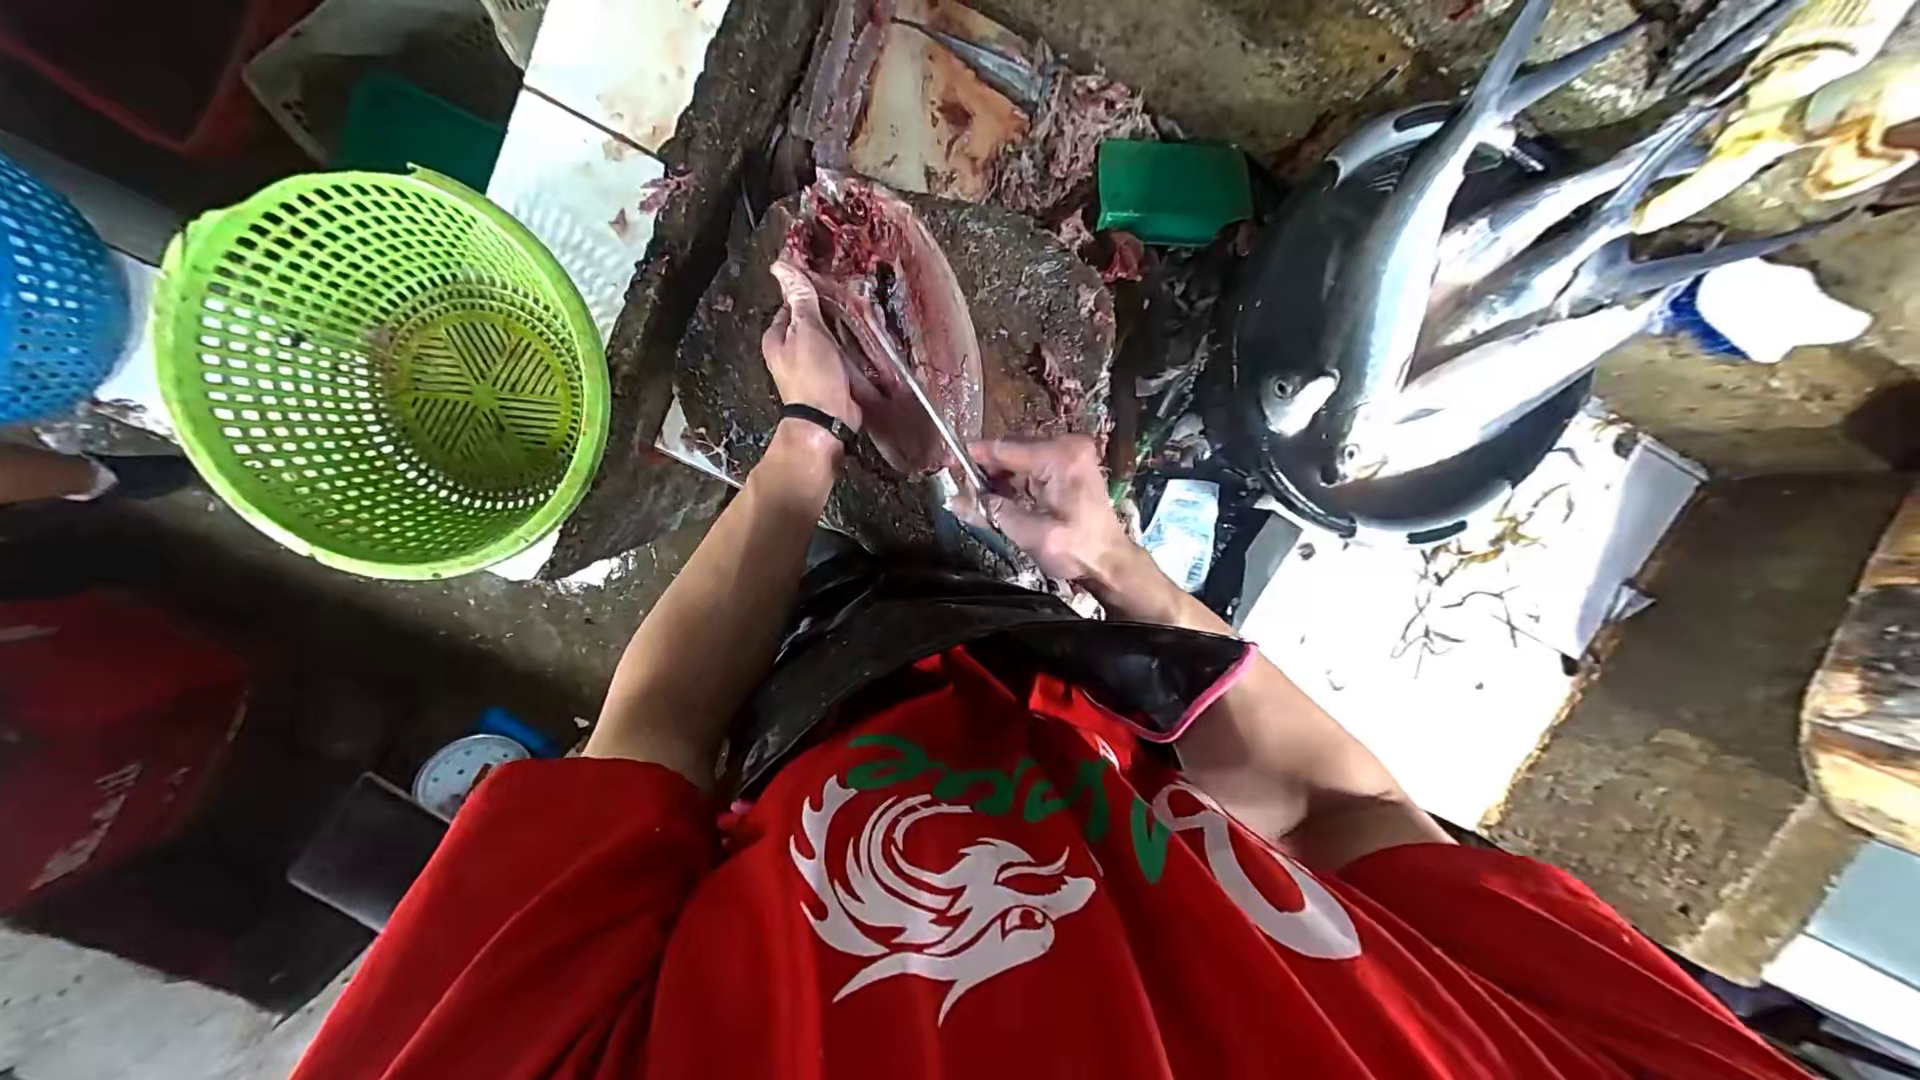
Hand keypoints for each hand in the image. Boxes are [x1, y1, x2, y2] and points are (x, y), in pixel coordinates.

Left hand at [763, 262, 862, 430]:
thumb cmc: (813, 375)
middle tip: (853, 302)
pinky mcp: (832, 380)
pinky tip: (867, 342)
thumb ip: (800, 299)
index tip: (832, 286)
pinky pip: (843, 358)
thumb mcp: (806, 330)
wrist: (828, 420)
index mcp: (776, 338)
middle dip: (831, 314)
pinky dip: (852, 350)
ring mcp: (812, 368)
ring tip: (864, 319)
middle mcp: (791, 352)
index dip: (810, 294)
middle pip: (812, 323)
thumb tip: (782, 266)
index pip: (792, 305)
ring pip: (830, 340)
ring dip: (845, 332)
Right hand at [968, 436, 1135, 583]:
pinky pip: (1032, 465)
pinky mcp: (1070, 466)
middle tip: (963, 489)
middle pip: (1013, 449)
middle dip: (986, 468)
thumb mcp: (1030, 533)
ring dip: (999, 475)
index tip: (951, 462)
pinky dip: (1014, 480)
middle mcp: (1067, 447)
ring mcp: (1071, 455)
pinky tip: (1000, 497)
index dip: (976, 456)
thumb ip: (992, 511)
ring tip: (979, 497)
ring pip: (1020, 457)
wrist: (1110, 561)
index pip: (1007, 448)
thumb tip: (955, 499)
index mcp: (1060, 457)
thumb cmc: (1077, 549)